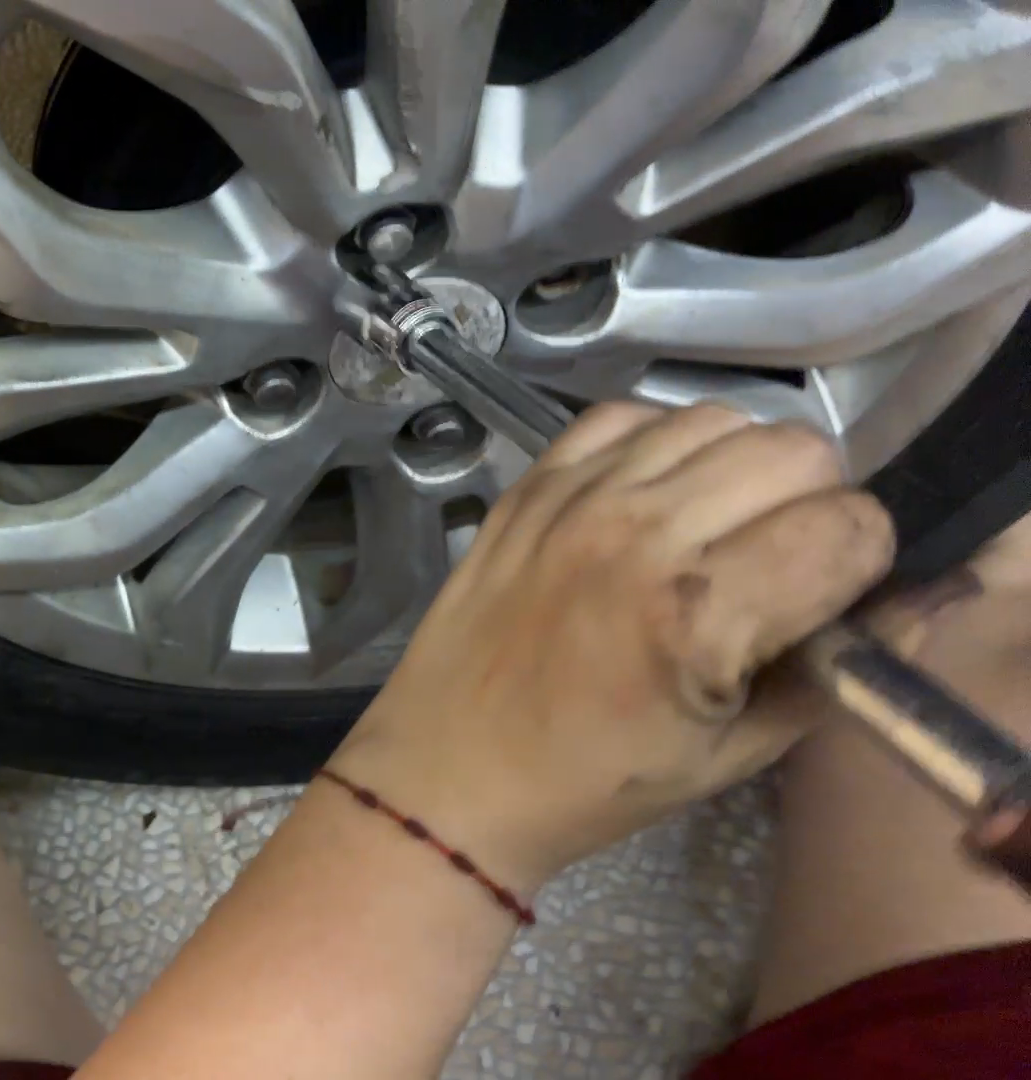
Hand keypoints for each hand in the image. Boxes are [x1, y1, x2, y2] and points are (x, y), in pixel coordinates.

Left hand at [329, 403, 895, 890]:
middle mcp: (633, 535)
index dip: (858, 559)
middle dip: (807, 501)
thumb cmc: (587, 777)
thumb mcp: (733, 753)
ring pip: (707, 420)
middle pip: (789, 451)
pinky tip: (642, 490)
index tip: (823, 593)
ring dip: (732, 463)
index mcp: (696, 611)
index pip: (848, 524)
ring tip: (706, 522)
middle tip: (768, 556)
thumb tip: (890, 600)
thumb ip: (826, 670)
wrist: (452, 763)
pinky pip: (613, 418)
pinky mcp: (521, 493)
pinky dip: (648, 440)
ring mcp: (568, 504)